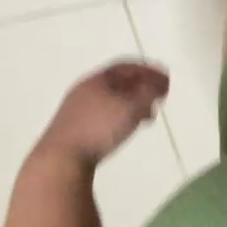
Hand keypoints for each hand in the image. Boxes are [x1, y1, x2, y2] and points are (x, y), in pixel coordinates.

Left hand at [32, 61, 169, 168]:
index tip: (166, 76)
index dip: (148, 69)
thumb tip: (158, 85)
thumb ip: (148, 94)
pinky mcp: (74, 129)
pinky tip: (127, 128)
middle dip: (142, 86)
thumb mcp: (131, 108)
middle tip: (160, 94)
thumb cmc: (98, 129)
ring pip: (112, 99)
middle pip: (118, 82)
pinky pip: (104, 114)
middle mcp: (85, 90)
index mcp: (97, 80)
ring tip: (148, 114)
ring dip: (133, 103)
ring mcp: (77, 110)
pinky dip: (122, 115)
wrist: (60, 159)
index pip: (126, 66)